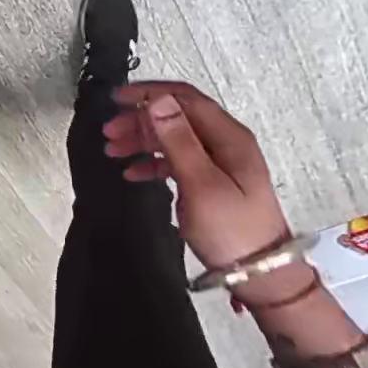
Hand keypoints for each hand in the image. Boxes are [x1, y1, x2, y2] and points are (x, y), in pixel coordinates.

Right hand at [104, 82, 302, 300]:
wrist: (259, 274)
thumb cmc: (230, 230)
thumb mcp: (202, 184)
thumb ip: (179, 141)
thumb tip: (158, 101)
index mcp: (228, 137)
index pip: (186, 99)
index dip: (150, 94)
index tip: (116, 99)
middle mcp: (225, 143)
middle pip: (178, 117)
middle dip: (141, 119)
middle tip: (108, 132)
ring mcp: (219, 163)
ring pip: (174, 139)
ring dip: (143, 140)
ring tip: (112, 150)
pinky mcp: (211, 183)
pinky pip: (177, 162)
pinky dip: (153, 163)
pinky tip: (133, 173)